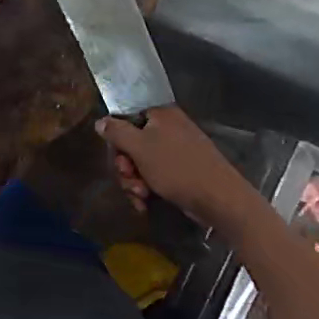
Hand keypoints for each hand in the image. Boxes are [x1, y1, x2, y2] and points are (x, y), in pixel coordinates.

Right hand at [96, 106, 256, 226]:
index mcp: (161, 115)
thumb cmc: (176, 168)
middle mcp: (169, 128)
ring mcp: (177, 150)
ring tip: (141, 196)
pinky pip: (155, 176)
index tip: (119, 158)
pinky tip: (145, 204)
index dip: (118, 141)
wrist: (217, 197)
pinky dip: (148, 188)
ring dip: (135, 182)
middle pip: (133, 144)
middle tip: (129, 179)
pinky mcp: (181, 171)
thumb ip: (117, 132)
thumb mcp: (140, 148)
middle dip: (127, 167)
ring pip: (142, 163)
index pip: (127, 119)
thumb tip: (101, 121)